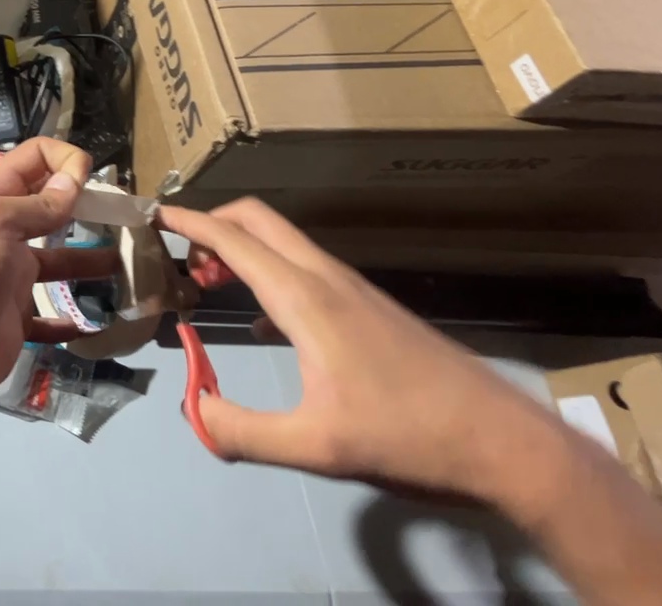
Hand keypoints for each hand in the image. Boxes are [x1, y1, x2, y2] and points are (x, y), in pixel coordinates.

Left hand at [0, 138, 120, 413]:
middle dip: (84, 206)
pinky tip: (99, 320)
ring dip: (91, 261)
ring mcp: (9, 275)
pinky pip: (52, 314)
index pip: (32, 158)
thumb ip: (37, 203)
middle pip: (48, 207)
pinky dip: (75, 318)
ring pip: (57, 260)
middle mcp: (1, 232)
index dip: (64, 159)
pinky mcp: (16, 315)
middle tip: (126, 217)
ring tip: (129, 267)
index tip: (94, 179)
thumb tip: (73, 178)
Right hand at [161, 199, 568, 505]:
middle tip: (179, 254)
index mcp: (304, 298)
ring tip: (209, 283)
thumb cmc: (408, 437)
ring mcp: (353, 289)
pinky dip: (266, 269)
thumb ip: (243, 431)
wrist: (509, 446)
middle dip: (211, 222)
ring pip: (282, 240)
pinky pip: (302, 266)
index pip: (232, 239)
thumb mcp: (316, 447)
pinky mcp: (370, 307)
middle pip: (257, 219)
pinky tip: (262, 320)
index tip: (152, 213)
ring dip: (239, 246)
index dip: (187, 222)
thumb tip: (194, 413)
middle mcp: (326, 278)